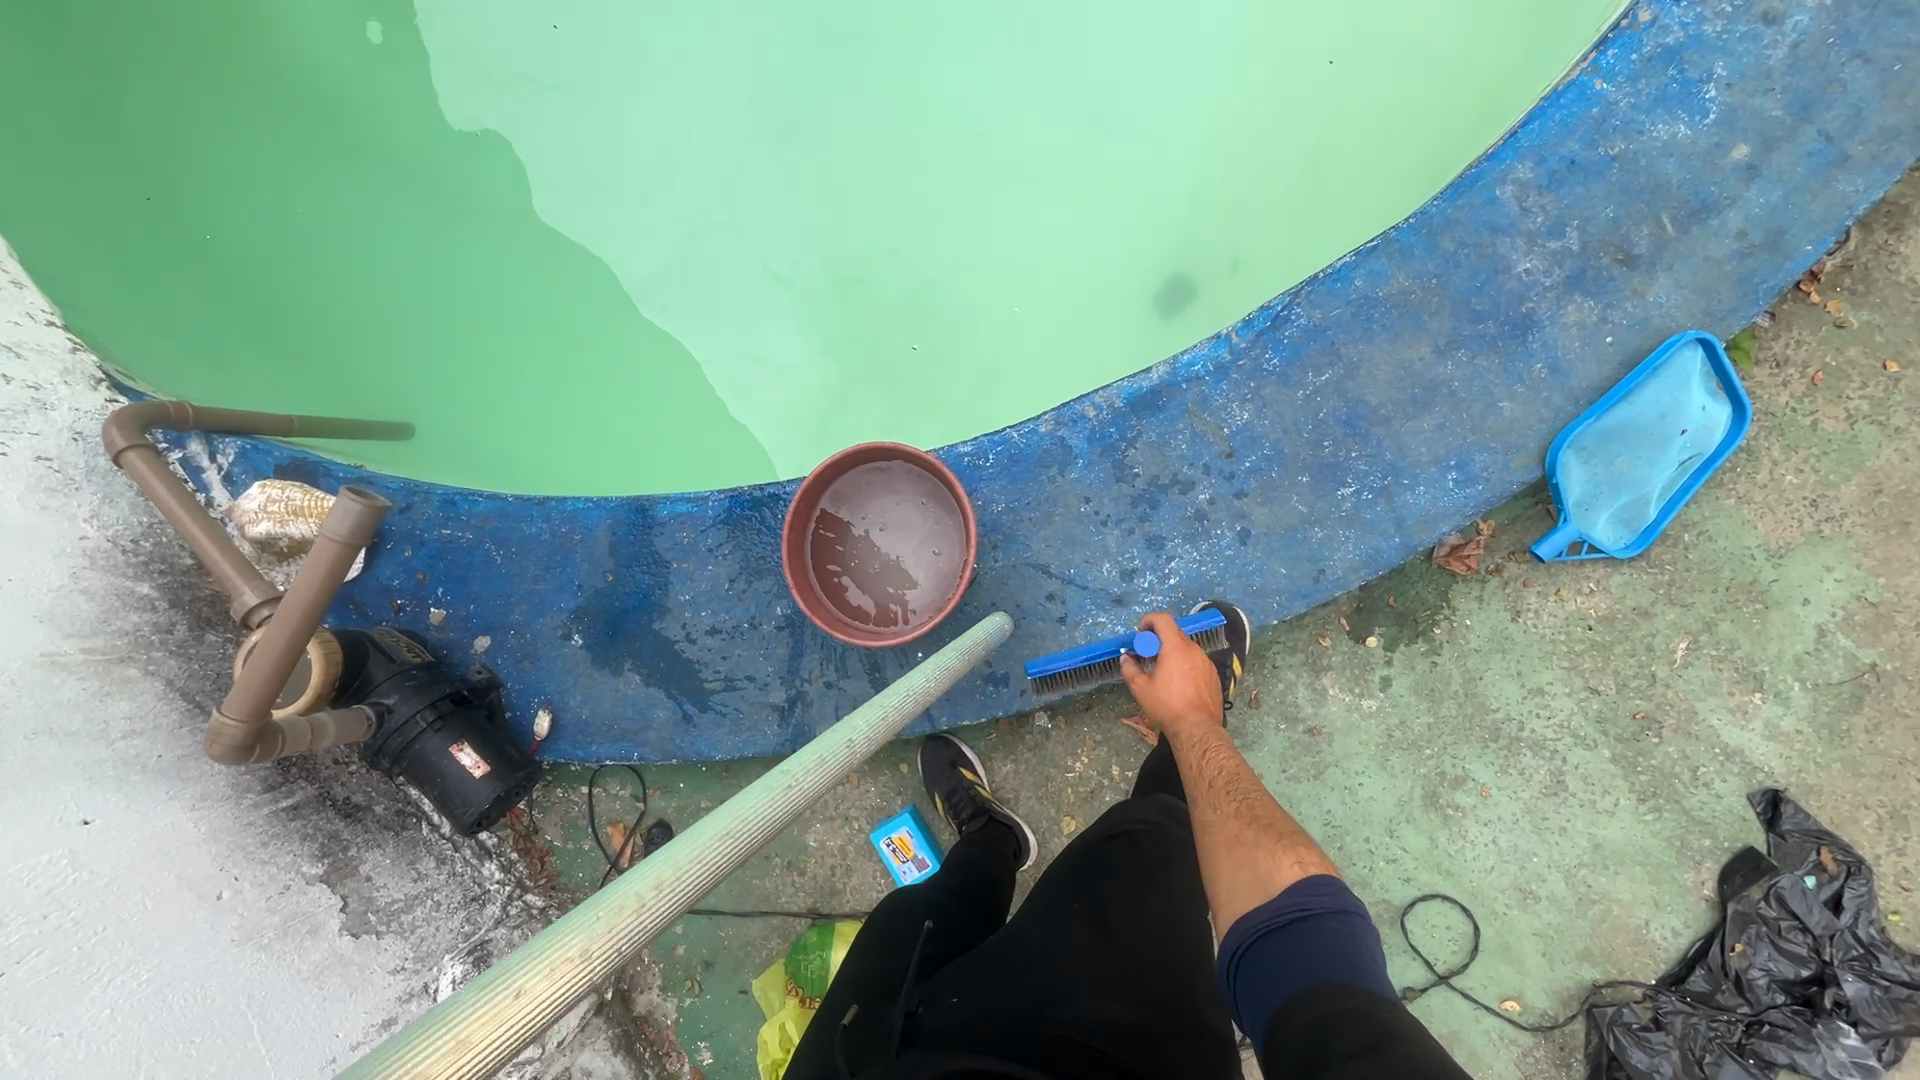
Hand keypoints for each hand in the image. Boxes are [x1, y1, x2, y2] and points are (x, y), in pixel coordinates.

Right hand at [1120, 612, 1223, 743]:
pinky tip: (1179, 683)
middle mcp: (1193, 650)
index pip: (1163, 619)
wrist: (1197, 728)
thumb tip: (1126, 658)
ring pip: (1186, 647)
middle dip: (1158, 638)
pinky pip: (1196, 660)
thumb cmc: (1167, 706)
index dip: (1149, 620)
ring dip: (1172, 651)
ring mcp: (1206, 662)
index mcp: (1175, 648)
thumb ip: (1129, 668)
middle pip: (1174, 632)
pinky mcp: (1213, 675)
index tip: (1140, 634)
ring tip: (1163, 670)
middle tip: (1148, 654)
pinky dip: (1185, 663)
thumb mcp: (1140, 688)